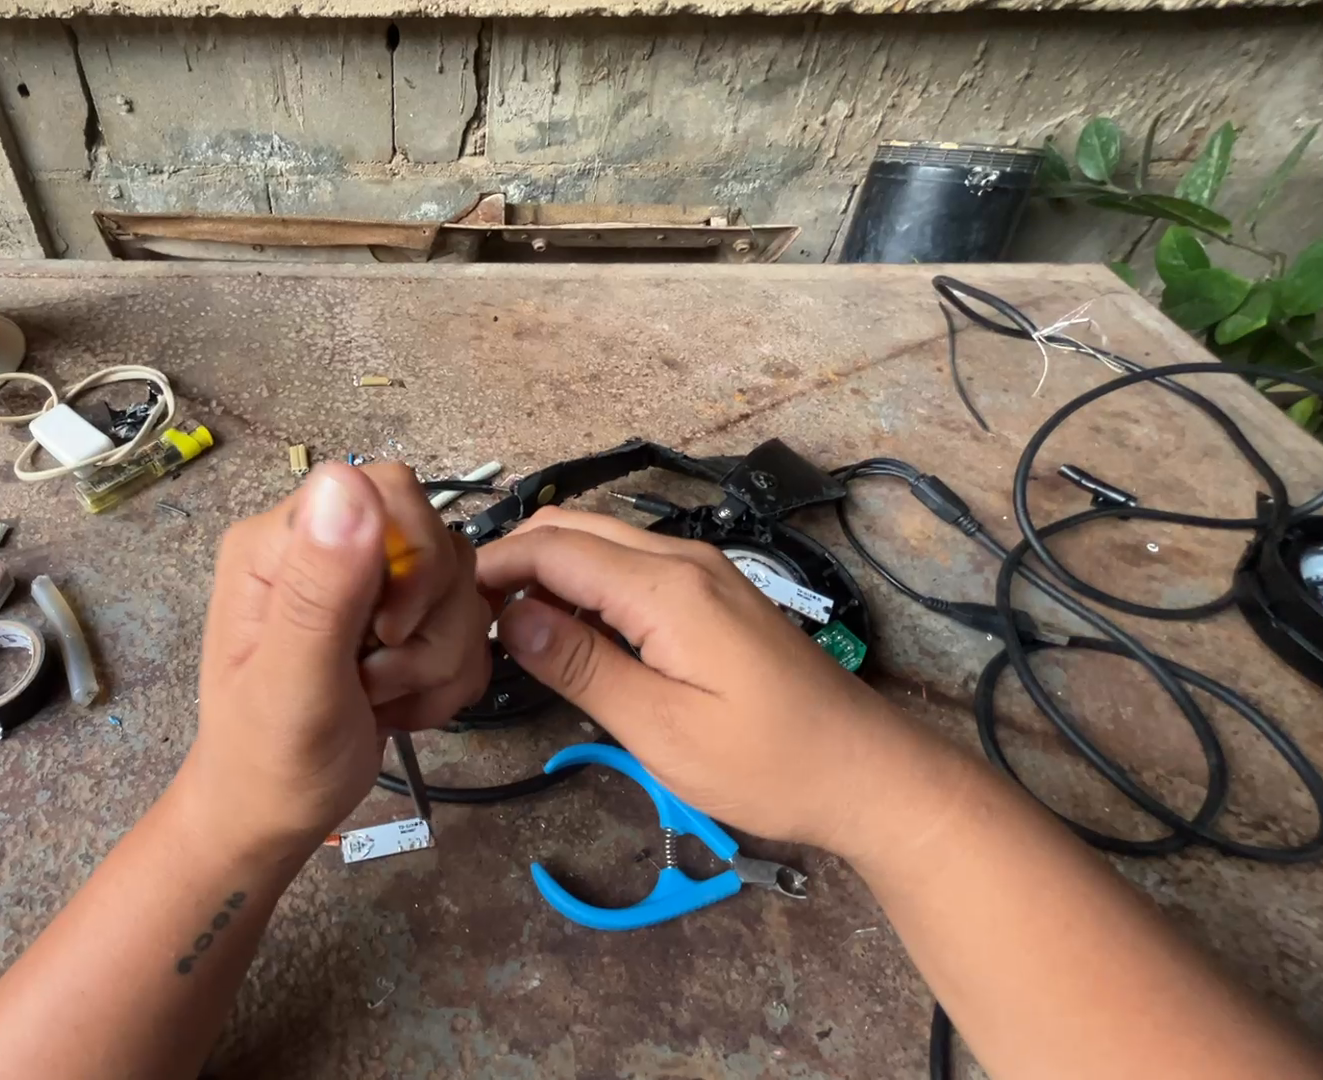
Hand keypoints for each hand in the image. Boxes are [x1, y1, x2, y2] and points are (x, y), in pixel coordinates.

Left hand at [180, 463, 490, 856]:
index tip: (390, 630)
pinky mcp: (397, 618)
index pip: (388, 491)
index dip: (414, 559)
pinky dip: (446, 676)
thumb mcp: (291, 682)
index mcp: (280, 542)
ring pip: (459, 588)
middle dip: (427, 623)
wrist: (276, 813)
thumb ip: (320, 586)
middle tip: (377, 676)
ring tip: (381, 699)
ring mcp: (365, 583)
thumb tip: (349, 478)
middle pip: (436, 541)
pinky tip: (399, 705)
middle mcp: (326, 547)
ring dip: (436, 660)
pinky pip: (464, 624)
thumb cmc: (268, 759)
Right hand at [476, 507, 947, 854]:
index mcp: (665, 588)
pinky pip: (625, 564)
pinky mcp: (708, 590)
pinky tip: (564, 624)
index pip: (553, 549)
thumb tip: (509, 614)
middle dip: (513, 557)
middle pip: (572, 529)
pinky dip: (580, 580)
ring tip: (505, 618)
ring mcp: (699, 569)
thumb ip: (579, 665)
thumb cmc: (764, 764)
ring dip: (544, 566)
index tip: (451, 601)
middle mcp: (680, 559)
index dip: (494, 566)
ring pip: (598, 540)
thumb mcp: (661, 729)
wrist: (871, 775)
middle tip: (471, 610)